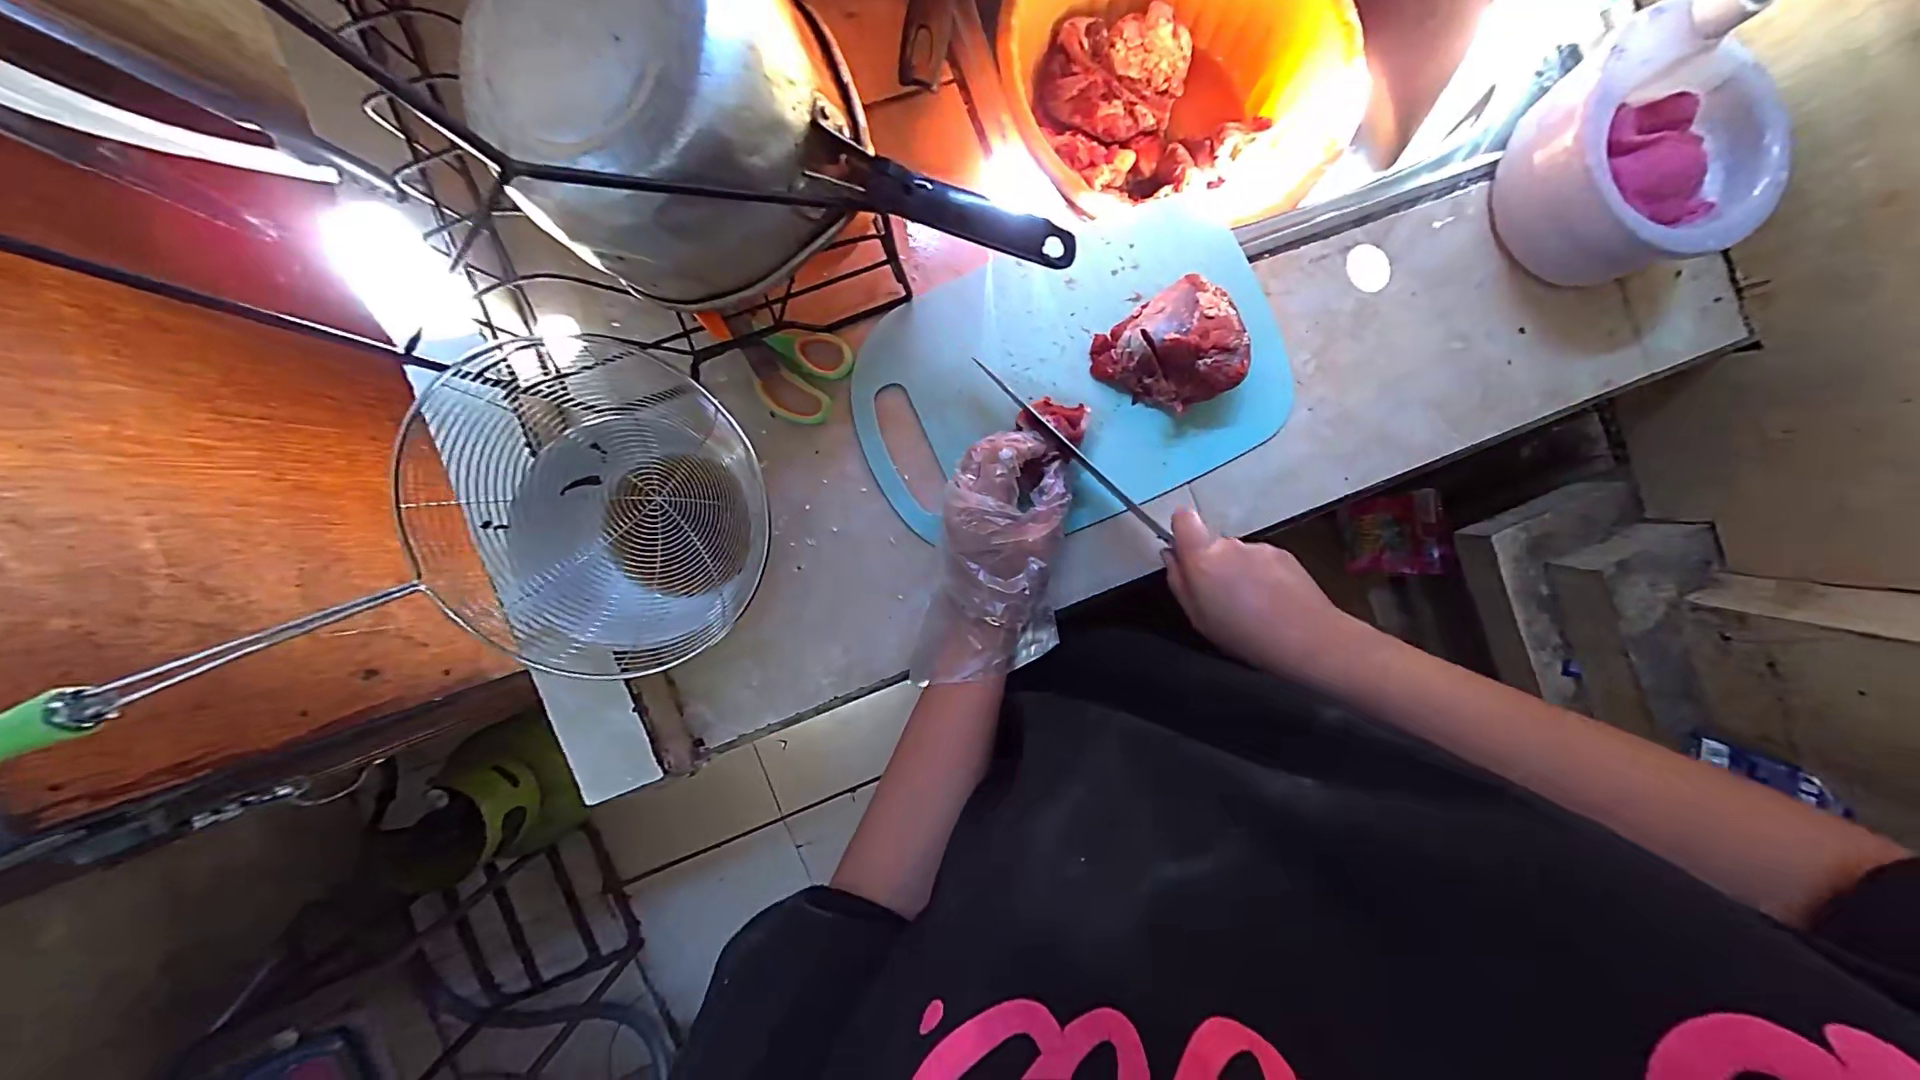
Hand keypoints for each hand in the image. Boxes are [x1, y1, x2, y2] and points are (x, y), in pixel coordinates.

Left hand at [912, 432, 1071, 683]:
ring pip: (973, 462)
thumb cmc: (1015, 577)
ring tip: (1030, 464)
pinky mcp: (952, 515)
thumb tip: (1059, 466)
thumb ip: (1054, 494)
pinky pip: (971, 479)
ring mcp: (952, 504)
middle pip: (982, 449)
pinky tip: (1013, 483)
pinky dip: (991, 472)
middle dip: (1012, 443)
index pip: (1003, 450)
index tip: (1053, 448)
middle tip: (1040, 450)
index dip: (1030, 443)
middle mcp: (961, 494)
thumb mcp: (1046, 535)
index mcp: (982, 498)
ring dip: (1000, 456)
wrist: (979, 613)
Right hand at [1162, 508, 1361, 678]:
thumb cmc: (1245, 635)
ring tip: (1251, 604)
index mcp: (1202, 559)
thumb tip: (1172, 557)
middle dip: (1213, 565)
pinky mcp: (1283, 553)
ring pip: (1237, 554)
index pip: (1183, 519)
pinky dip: (1262, 575)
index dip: (1181, 528)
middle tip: (1221, 597)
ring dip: (1239, 572)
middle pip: (1212, 545)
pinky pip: (1261, 560)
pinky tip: (1271, 600)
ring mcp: (1258, 548)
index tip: (1183, 549)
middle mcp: (1229, 546)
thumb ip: (1178, 582)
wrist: (1307, 637)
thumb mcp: (1197, 618)